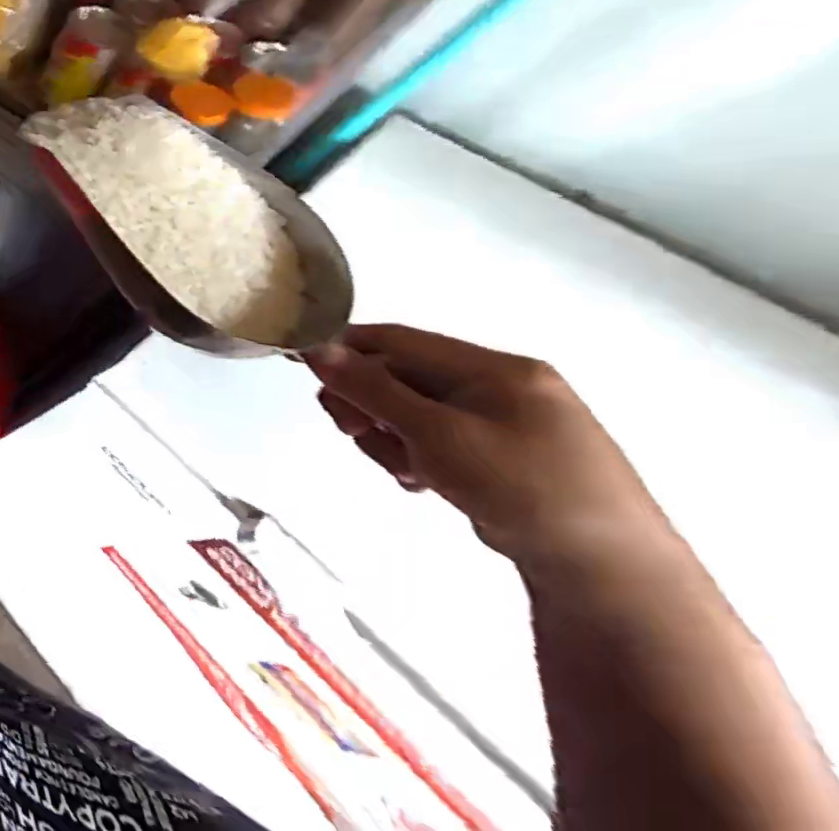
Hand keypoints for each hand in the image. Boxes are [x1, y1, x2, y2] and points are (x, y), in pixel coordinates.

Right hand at [304, 324, 666, 564]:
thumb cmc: (522, 487)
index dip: (345, 348)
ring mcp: (501, 422)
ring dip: (390, 436)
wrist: (608, 571)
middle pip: (401, 376)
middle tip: (352, 431)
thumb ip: (372, 389)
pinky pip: (432, 439)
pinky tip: (423, 482)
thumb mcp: (436, 434)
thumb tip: (317, 349)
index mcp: (494, 368)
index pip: (398, 340)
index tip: (302, 366)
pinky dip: (415, 456)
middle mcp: (498, 386)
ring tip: (407, 471)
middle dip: (367, 402)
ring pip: (410, 412)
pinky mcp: (497, 455)